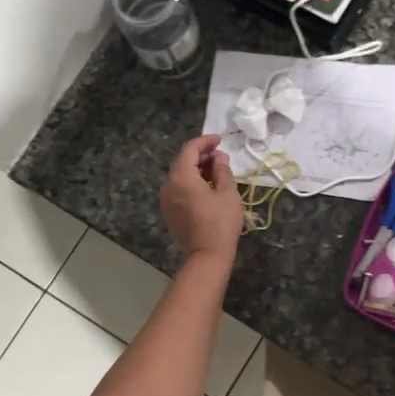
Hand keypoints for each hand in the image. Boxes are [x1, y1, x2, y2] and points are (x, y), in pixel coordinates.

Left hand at [161, 134, 242, 260]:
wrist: (207, 256)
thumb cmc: (221, 223)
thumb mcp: (228, 193)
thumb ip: (222, 170)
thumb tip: (218, 157)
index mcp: (182, 178)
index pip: (190, 150)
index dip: (205, 142)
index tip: (220, 140)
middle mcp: (169, 185)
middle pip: (182, 162)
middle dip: (200, 155)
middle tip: (219, 155)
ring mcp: (166, 200)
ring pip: (179, 175)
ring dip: (196, 169)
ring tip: (215, 170)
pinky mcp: (169, 211)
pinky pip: (178, 189)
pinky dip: (191, 182)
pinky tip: (206, 186)